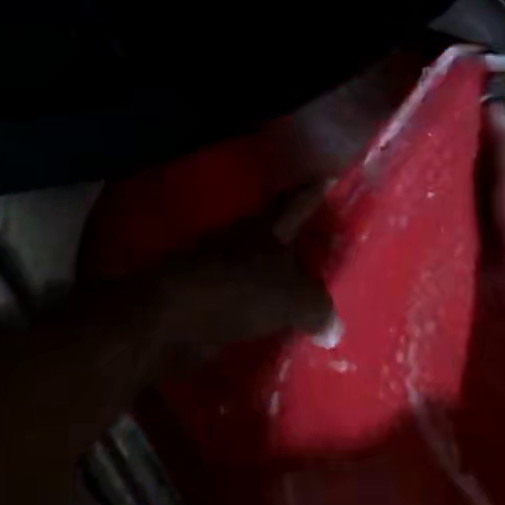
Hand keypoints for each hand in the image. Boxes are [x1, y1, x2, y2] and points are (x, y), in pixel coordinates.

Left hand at [138, 201, 334, 357]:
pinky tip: (289, 332)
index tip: (328, 172)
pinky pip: (253, 306)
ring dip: (286, 285)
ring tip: (318, 303)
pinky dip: (270, 315)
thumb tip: (329, 325)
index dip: (312, 191)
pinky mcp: (214, 300)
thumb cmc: (233, 292)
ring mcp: (226, 270)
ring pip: (266, 273)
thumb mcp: (292, 297)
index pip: (295, 204)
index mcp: (264, 230)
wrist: (172, 315)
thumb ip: (317, 306)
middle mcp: (244, 243)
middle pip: (279, 238)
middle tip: (331, 252)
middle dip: (302, 244)